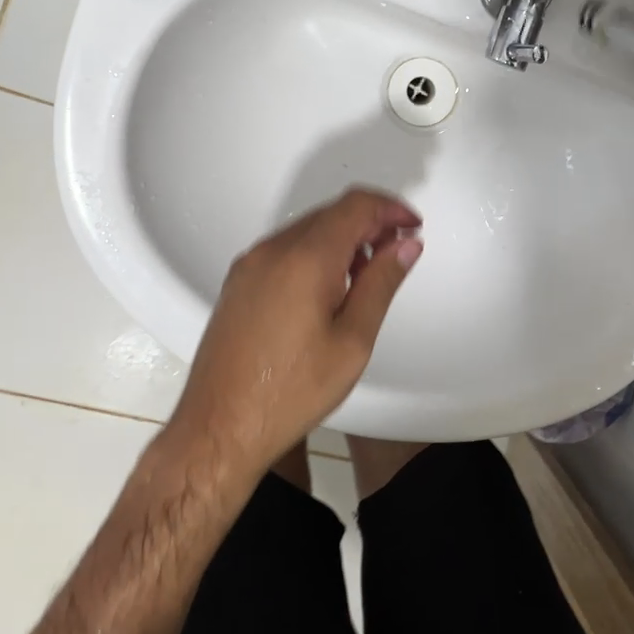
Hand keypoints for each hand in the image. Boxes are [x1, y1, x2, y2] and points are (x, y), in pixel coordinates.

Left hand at [171, 188, 423, 472]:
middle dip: (370, 223)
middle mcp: (272, 251)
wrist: (220, 427)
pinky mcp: (238, 283)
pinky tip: (331, 288)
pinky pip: (286, 250)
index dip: (390, 208)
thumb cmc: (291, 391)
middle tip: (398, 252)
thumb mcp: (353, 340)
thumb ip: (382, 283)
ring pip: (308, 230)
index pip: (356, 206)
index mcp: (305, 259)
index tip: (413, 225)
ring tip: (368, 276)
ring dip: (344, 239)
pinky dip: (316, 253)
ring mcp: (250, 265)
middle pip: (331, 213)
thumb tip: (406, 245)